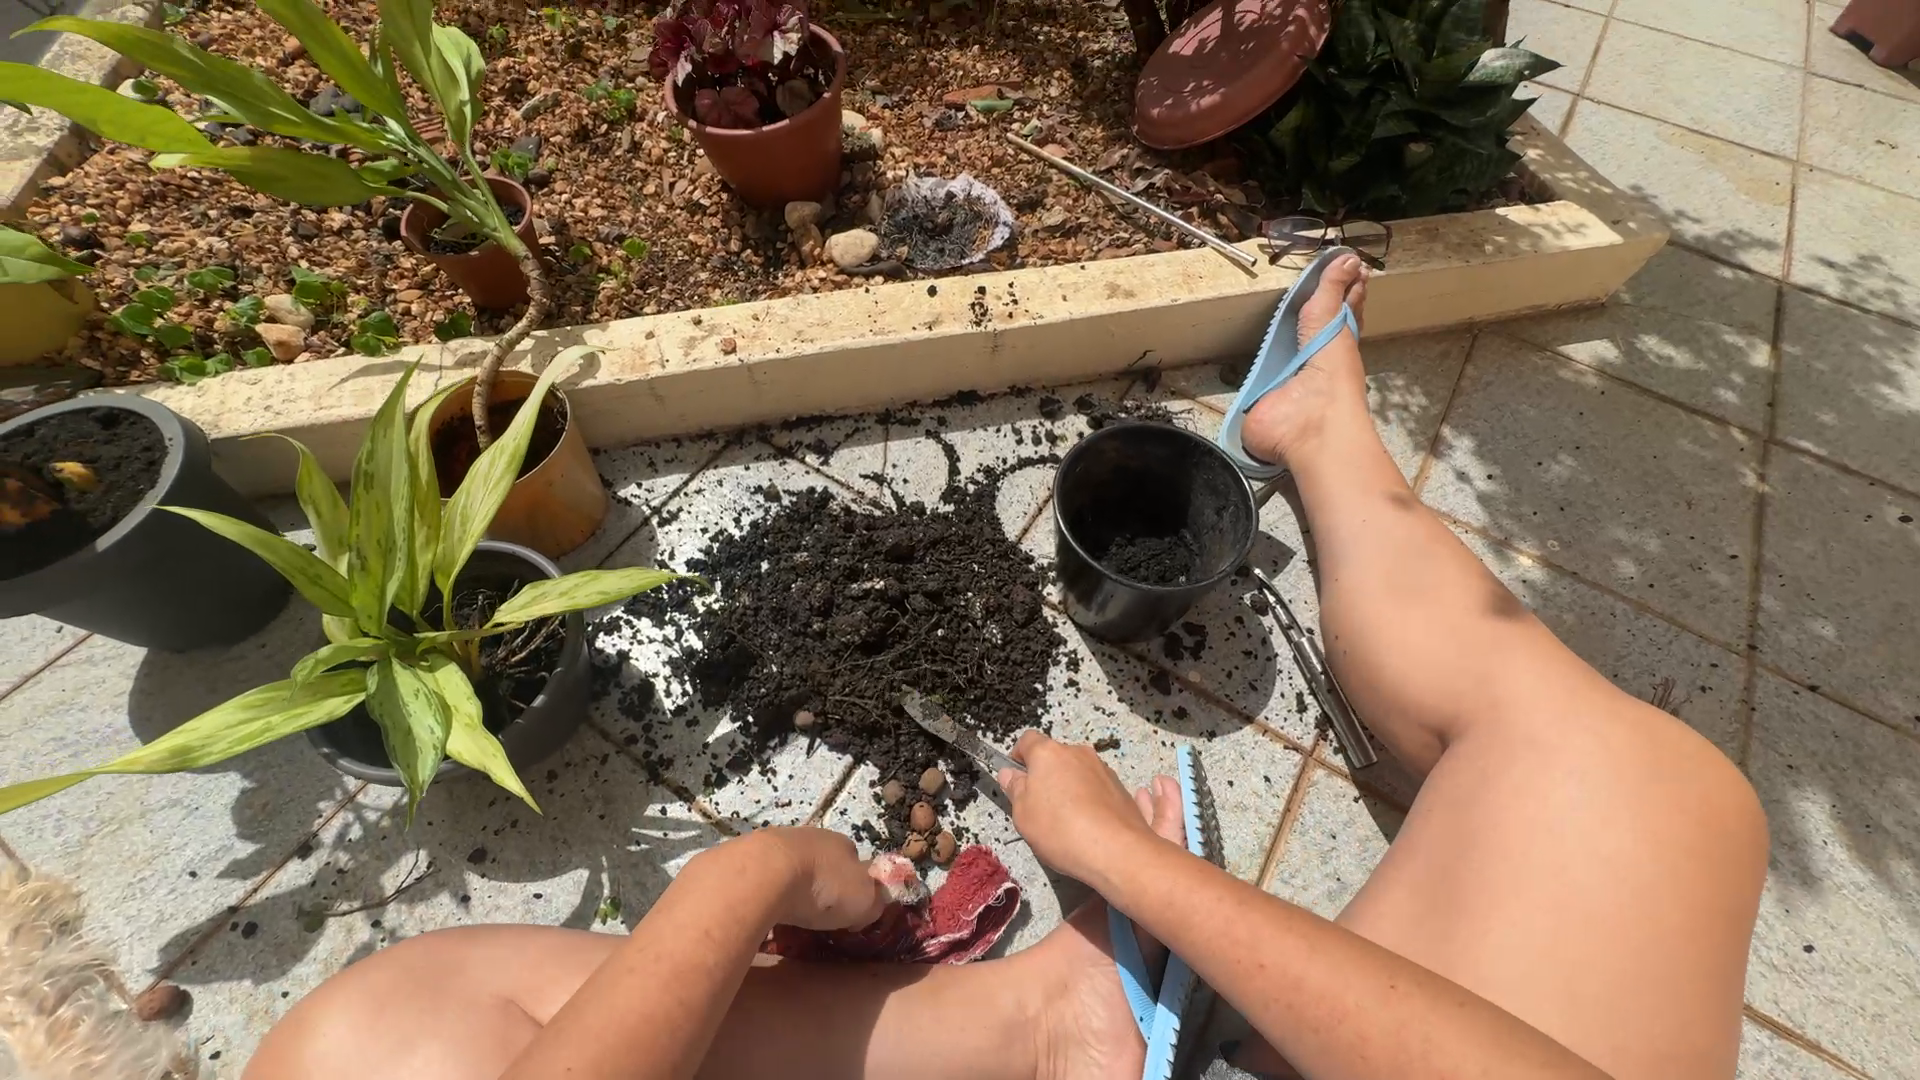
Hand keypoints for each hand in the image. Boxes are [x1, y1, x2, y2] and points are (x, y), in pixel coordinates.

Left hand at [750, 826, 889, 930]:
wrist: (766, 872)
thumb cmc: (823, 887)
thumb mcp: (863, 901)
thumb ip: (875, 902)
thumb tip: (874, 905)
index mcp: (845, 844)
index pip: (855, 862)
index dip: (853, 886)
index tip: (846, 910)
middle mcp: (816, 837)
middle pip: (823, 861)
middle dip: (820, 883)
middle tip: (815, 912)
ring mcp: (782, 841)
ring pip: (794, 864)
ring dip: (792, 884)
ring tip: (787, 912)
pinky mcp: (753, 852)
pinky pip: (767, 873)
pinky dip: (768, 888)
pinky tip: (764, 905)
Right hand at [997, 731, 1157, 886]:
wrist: (1117, 850)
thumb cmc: (1061, 830)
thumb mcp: (1023, 814)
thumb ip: (1014, 789)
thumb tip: (1010, 774)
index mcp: (1048, 753)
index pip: (1027, 740)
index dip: (1018, 757)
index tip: (1017, 778)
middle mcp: (1077, 752)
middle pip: (1054, 756)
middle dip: (1046, 775)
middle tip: (1040, 805)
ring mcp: (1102, 768)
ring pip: (1077, 771)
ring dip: (1069, 787)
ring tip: (1067, 821)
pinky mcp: (1120, 787)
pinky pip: (1096, 787)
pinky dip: (1089, 799)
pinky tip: (1089, 825)